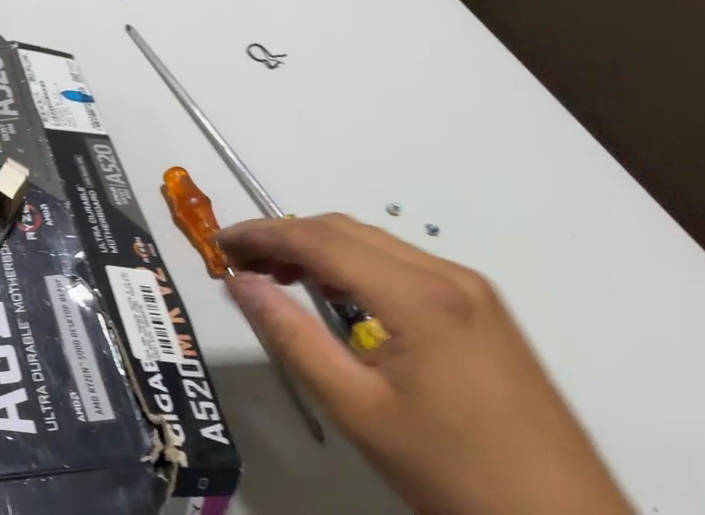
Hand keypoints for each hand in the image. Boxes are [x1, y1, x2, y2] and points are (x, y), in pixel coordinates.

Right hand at [219, 215, 630, 514]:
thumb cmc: (452, 473)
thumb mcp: (356, 408)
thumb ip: (291, 336)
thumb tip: (240, 283)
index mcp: (417, 296)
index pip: (320, 239)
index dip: (261, 233)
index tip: (218, 242)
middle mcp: (449, 276)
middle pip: (347, 231)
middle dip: (286, 237)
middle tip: (239, 261)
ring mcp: (475, 293)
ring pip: (376, 245)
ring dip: (321, 249)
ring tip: (276, 275)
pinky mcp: (487, 314)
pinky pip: (405, 267)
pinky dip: (357, 266)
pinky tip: (336, 294)